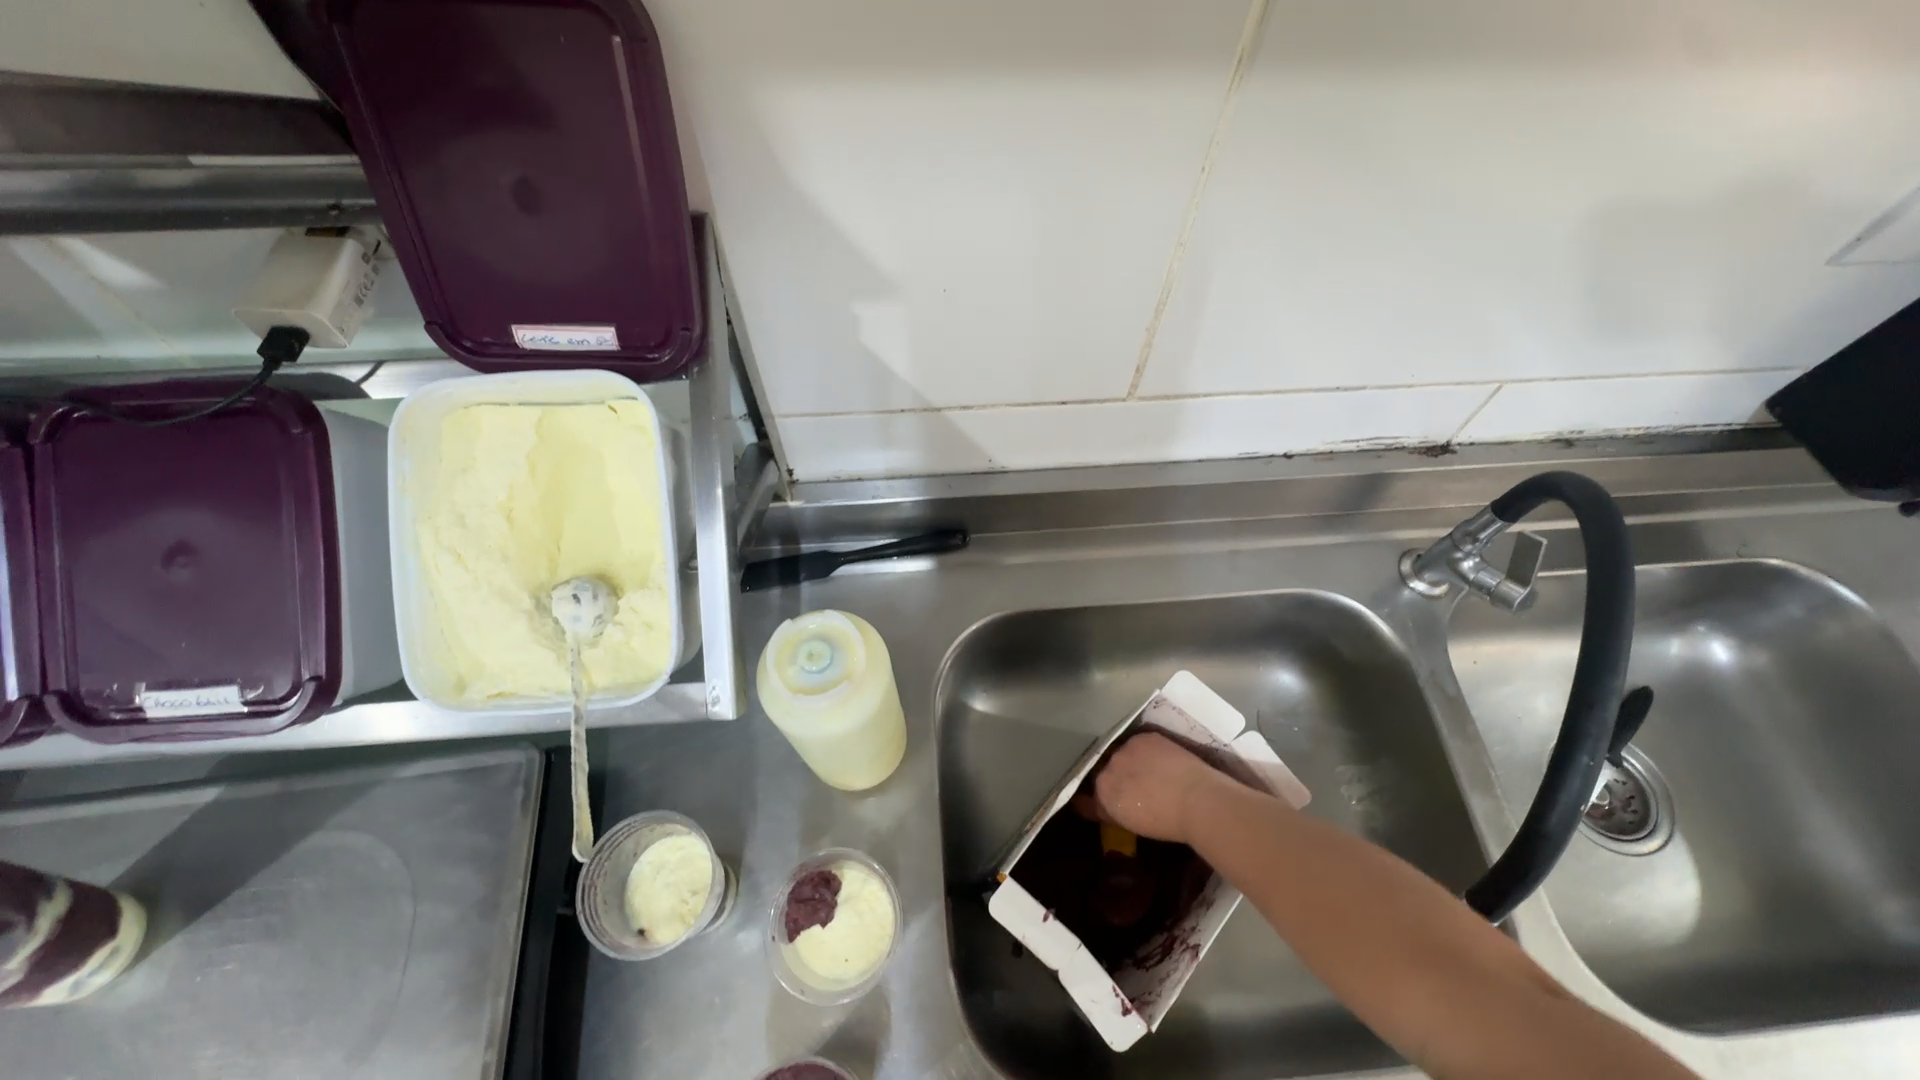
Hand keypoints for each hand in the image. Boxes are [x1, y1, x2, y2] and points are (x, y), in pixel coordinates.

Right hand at [1091, 733, 1233, 843]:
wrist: (1197, 801)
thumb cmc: (1165, 823)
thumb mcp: (1128, 822)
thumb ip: (1106, 810)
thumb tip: (1086, 803)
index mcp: (1102, 790)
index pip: (1094, 789)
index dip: (1106, 792)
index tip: (1115, 796)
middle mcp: (1108, 765)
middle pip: (1106, 767)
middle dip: (1117, 774)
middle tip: (1135, 783)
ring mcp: (1127, 748)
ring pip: (1122, 752)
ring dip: (1130, 759)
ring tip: (1149, 769)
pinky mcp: (1145, 737)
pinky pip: (1138, 742)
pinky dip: (1145, 749)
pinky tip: (1159, 758)